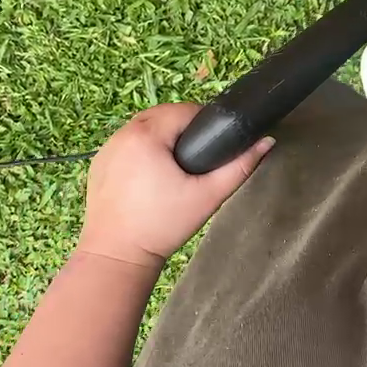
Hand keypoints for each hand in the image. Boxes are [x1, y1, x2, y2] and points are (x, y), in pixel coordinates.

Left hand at [76, 103, 272, 269]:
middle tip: (199, 158)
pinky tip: (153, 172)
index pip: (185, 110)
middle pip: (164, 115)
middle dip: (183, 129)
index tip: (213, 147)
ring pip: (145, 127)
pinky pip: (127, 143)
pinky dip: (142, 149)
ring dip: (163, 136)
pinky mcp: (98, 163)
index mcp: (147, 134)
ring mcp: (107, 148)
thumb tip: (267, 141)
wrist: (116, 256)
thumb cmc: (163, 225)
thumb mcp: (208, 195)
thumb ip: (240, 166)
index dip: (205, 124)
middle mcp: (123, 134)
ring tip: (178, 164)